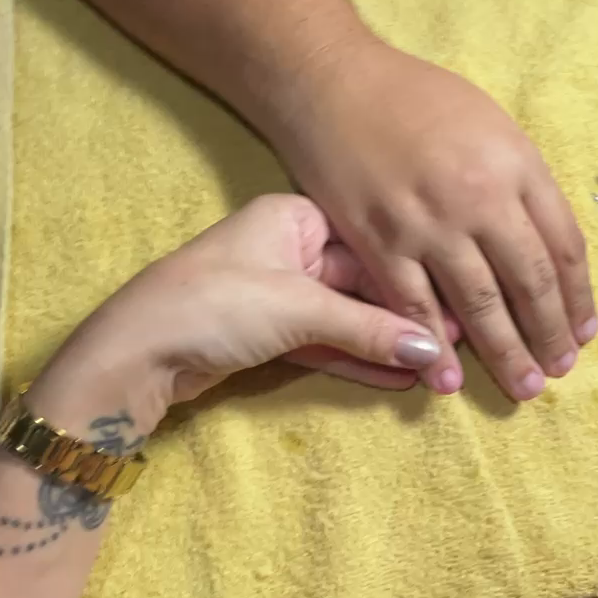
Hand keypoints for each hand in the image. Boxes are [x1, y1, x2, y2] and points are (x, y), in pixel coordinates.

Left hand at [30, 195, 445, 436]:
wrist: (137, 352)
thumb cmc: (216, 304)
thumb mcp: (301, 308)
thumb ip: (371, 329)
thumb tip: (435, 352)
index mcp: (296, 218)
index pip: (372, 245)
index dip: (415, 279)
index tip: (459, 311)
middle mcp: (291, 249)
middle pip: (363, 284)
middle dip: (405, 320)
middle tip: (456, 349)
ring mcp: (279, 293)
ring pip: (347, 319)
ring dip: (386, 346)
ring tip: (435, 372)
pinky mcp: (269, 333)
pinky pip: (325, 344)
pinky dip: (356, 361)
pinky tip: (397, 380)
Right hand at [265, 42, 595, 401]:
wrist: (333, 84)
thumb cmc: (412, 99)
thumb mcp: (488, 123)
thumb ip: (518, 183)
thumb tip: (539, 244)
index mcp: (515, 164)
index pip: (563, 247)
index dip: (576, 299)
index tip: (582, 333)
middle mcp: (479, 197)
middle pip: (529, 283)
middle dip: (548, 336)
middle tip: (558, 374)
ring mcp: (428, 224)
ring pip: (478, 304)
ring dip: (504, 353)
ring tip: (523, 388)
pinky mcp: (379, 243)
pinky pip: (414, 305)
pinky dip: (433, 346)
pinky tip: (449, 377)